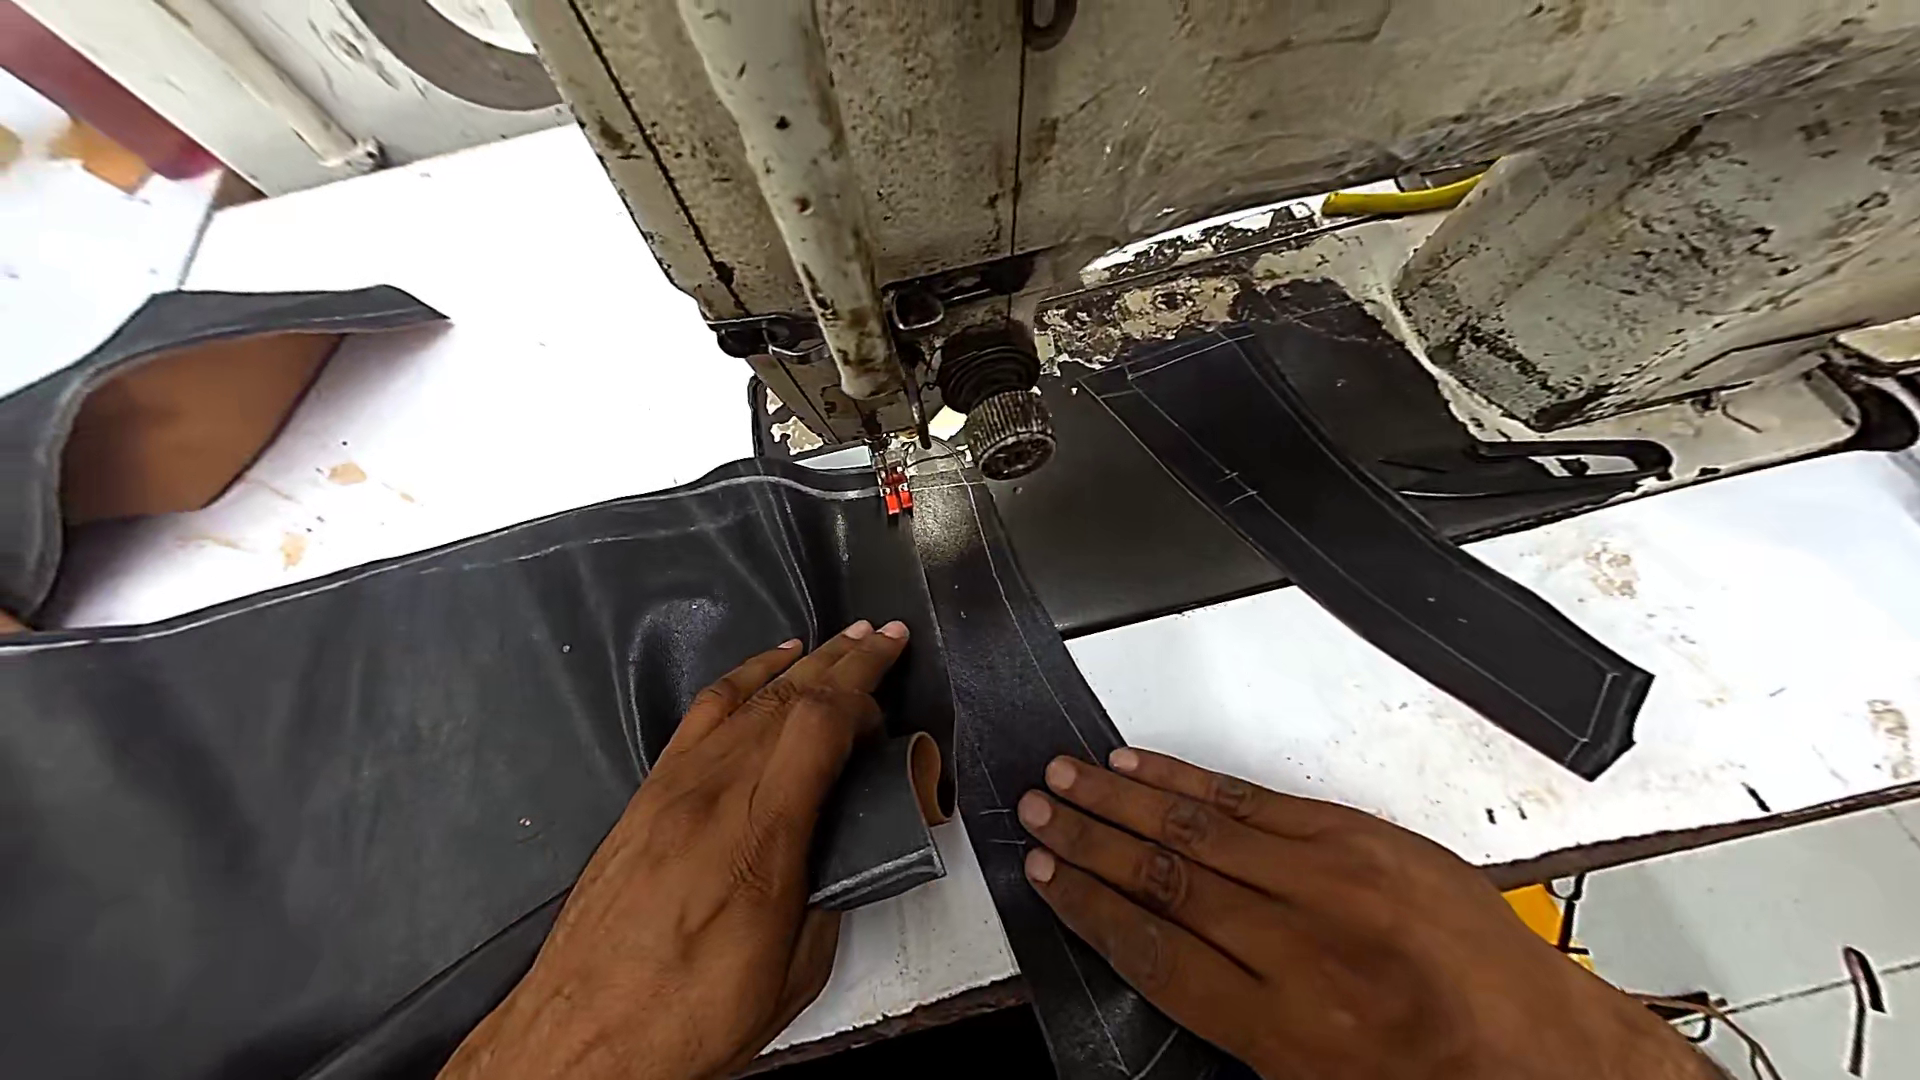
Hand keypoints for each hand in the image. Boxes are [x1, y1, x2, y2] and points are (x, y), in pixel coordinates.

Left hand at [440, 619, 910, 1079]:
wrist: (574, 1045)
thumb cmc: (690, 1013)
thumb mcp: (795, 967)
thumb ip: (831, 888)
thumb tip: (846, 839)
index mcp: (763, 832)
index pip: (819, 724)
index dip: (862, 687)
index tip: (890, 675)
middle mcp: (719, 789)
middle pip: (793, 695)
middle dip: (848, 657)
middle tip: (886, 633)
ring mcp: (680, 781)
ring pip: (754, 693)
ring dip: (807, 658)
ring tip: (844, 638)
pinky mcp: (653, 786)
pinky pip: (706, 708)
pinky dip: (747, 673)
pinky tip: (773, 659)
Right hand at [1018, 750, 1717, 1079]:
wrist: (1566, 1067)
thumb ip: (1225, 1014)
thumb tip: (1142, 943)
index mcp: (1286, 1031)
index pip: (1152, 950)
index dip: (1087, 905)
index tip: (1045, 873)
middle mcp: (1300, 949)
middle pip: (1162, 878)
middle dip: (1086, 839)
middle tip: (1035, 811)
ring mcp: (1329, 880)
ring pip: (1193, 829)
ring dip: (1117, 799)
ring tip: (1065, 777)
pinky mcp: (1353, 835)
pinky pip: (1247, 798)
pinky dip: (1182, 780)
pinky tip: (1136, 767)